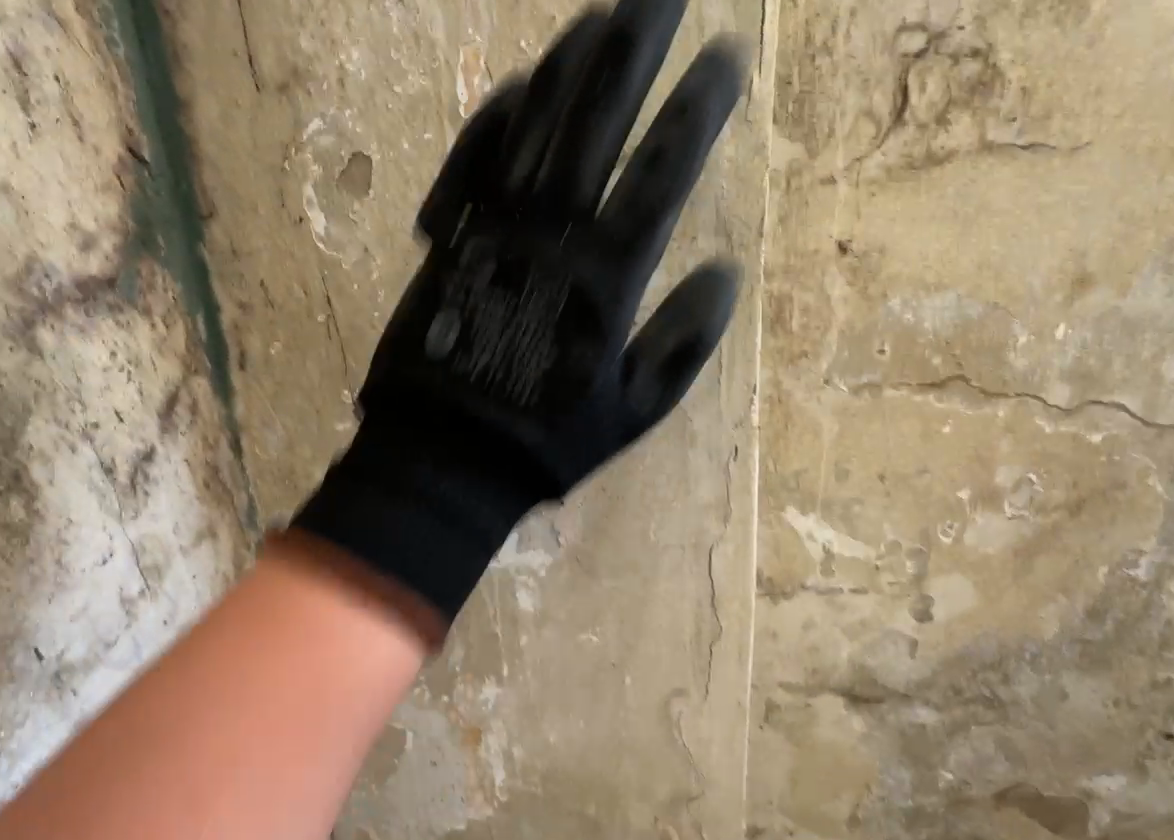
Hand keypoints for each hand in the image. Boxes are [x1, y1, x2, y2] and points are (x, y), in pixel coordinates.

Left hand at [293, 0, 746, 627]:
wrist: (445, 460)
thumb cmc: (545, 442)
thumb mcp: (634, 413)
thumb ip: (684, 342)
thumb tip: (728, 271)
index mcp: (605, 278)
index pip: (663, 171)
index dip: (698, 107)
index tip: (728, 55)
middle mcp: (550, 235)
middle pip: (596, 119)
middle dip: (636, 44)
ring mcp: (492, 230)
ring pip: (534, 126)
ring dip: (570, 64)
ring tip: (602, 14)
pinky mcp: (449, 240)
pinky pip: (472, 163)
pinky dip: (495, 120)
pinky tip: (521, 84)